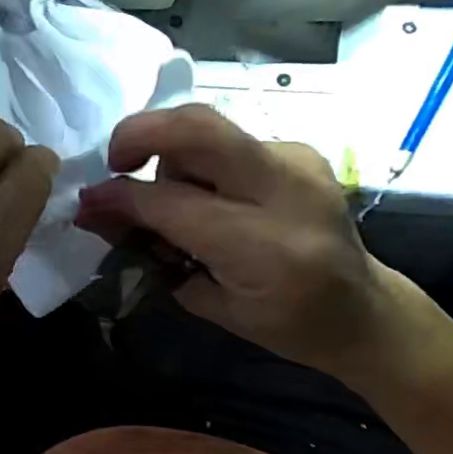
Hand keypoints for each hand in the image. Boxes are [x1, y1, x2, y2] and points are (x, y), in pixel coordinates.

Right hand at [76, 104, 407, 375]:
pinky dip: (201, 161)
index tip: (87, 200)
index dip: (121, 196)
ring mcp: (298, 161)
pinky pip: (229, 140)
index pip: (173, 202)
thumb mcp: (210, 303)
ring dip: (171, 155)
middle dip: (140, 133)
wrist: (365, 311)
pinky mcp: (298, 149)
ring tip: (173, 197)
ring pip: (208, 128)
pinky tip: (209, 193)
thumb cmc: (286, 325)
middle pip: (199, 128)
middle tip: (115, 161)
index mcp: (266, 248)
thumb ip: (153, 252)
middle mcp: (287, 191)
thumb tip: (97, 211)